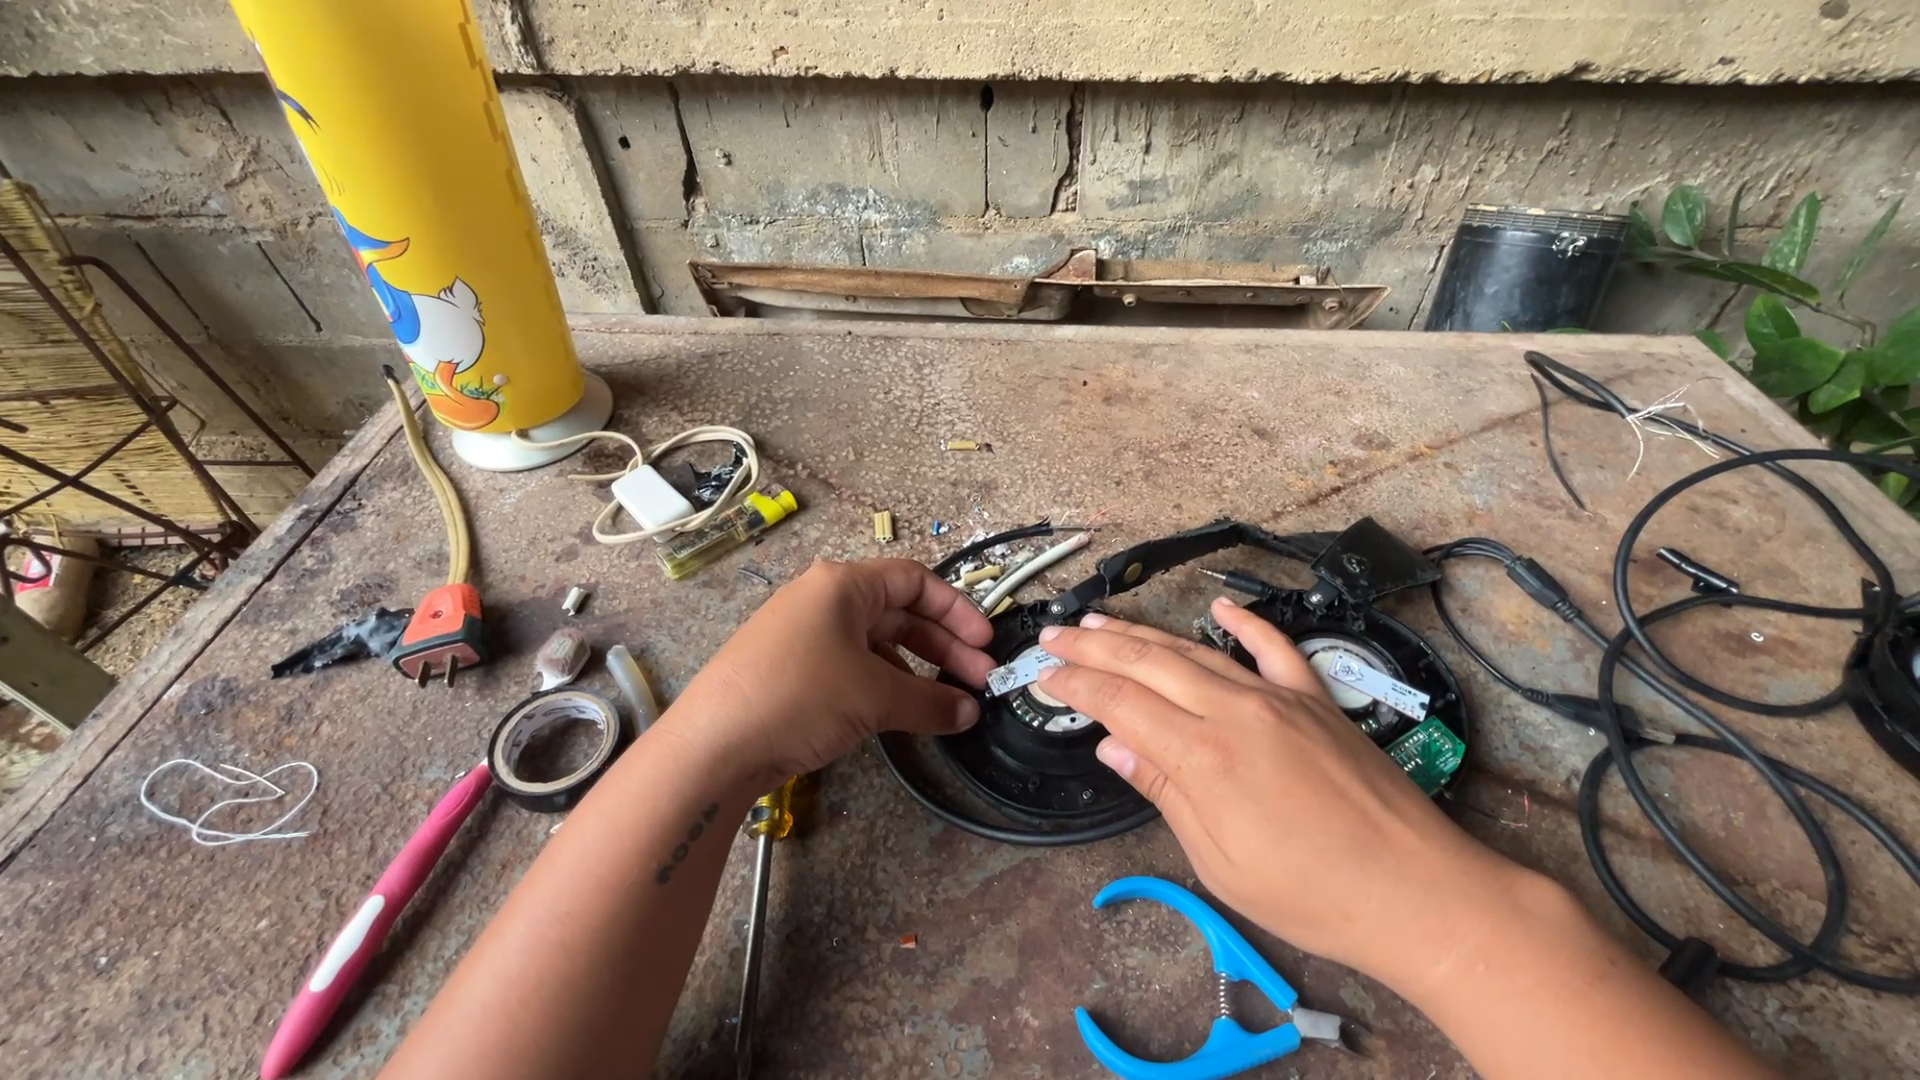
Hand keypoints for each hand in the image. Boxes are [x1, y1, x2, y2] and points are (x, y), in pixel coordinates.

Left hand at [660, 559, 994, 791]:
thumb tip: (969, 712)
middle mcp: (823, 601)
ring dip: (917, 671)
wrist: (711, 746)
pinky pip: (853, 668)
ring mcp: (805, 636)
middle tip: (980, 681)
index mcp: (842, 586)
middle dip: (944, 646)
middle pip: (900, 613)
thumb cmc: (799, 697)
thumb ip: (930, 701)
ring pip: (878, 644)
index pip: (915, 581)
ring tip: (950, 703)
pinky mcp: (793, 671)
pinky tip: (905, 714)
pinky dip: (885, 686)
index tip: (986, 642)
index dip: (957, 609)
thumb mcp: (873, 696)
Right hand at [1035, 598, 1532, 988]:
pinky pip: (1275, 649)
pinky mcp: (1316, 700)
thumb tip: (1114, 744)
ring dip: (1143, 633)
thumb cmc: (1311, 894)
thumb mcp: (1219, 862)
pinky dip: (1245, 624)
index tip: (1046, 675)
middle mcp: (1236, 712)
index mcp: (1205, 758)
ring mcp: (1279, 699)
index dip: (1077, 685)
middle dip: (1093, 647)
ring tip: (1100, 621)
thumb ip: (1164, 792)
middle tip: (1055, 636)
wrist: (1418, 892)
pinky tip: (1219, 608)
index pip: (1121, 703)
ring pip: (1196, 652)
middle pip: (1148, 665)